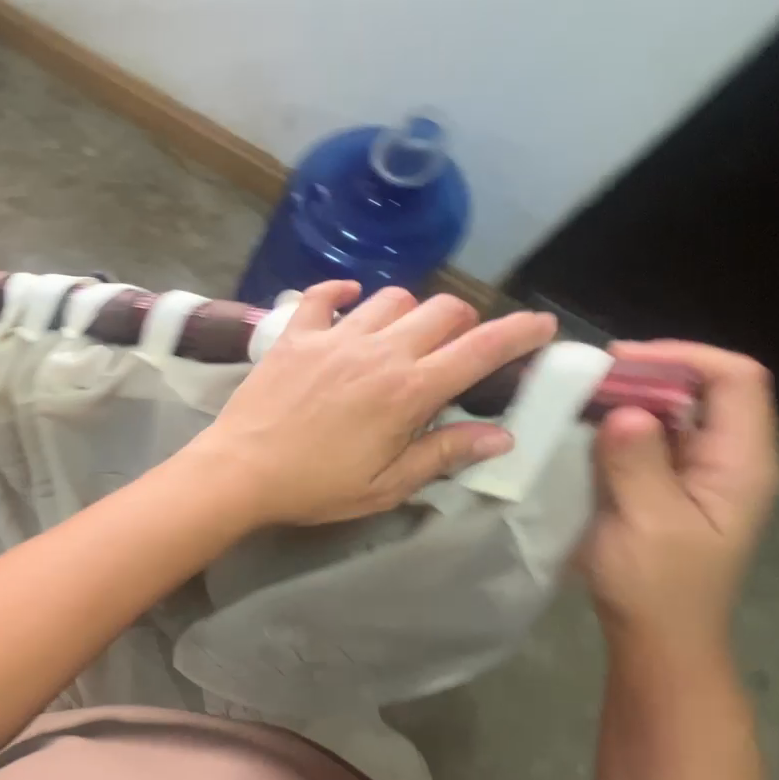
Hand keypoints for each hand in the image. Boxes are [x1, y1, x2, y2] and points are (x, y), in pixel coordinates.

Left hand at [183, 280, 555, 526]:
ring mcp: (332, 339)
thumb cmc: (312, 487)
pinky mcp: (293, 337)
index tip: (540, 328)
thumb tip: (500, 435)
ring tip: (401, 336)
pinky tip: (348, 301)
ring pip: (391, 298)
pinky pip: (321, 296)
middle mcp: (378, 352)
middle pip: (444, 310)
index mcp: (409, 391)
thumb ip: (442, 455)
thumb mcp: (384, 487)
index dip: (521, 333)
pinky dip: (340, 292)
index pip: (483, 347)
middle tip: (455, 349)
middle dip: (464, 323)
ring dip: (408, 311)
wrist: (238, 472)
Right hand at [582, 340, 778, 653]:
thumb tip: (624, 411)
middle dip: (645, 374)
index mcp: (739, 463)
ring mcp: (694, 472)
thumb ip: (638, 465)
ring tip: (572, 399)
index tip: (618, 360)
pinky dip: (614, 427)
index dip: (683, 357)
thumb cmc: (658, 583)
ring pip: (670, 413)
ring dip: (625, 399)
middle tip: (582, 380)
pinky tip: (576, 430)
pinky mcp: (663, 485)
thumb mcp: (647, 524)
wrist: (655, 633)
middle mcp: (724, 458)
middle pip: (702, 390)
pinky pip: (645, 440)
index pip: (735, 381)